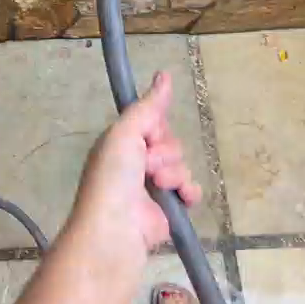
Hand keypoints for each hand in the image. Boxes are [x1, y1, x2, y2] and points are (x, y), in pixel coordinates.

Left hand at [62, 72, 201, 266]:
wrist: (115, 229)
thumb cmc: (113, 177)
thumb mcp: (125, 133)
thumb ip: (147, 107)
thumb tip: (164, 74)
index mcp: (122, 142)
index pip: (153, 122)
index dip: (156, 127)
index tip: (150, 136)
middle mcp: (136, 162)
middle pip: (170, 142)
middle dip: (165, 152)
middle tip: (148, 166)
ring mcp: (153, 186)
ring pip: (181, 165)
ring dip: (174, 173)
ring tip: (157, 185)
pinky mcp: (168, 209)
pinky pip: (190, 189)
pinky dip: (189, 192)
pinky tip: (182, 197)